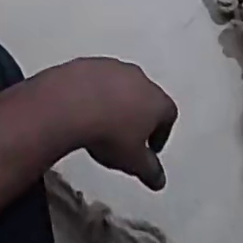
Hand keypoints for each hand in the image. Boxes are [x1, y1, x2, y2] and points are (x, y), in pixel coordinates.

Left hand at [40, 58, 176, 189]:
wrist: (72, 102)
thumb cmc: (111, 133)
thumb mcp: (133, 162)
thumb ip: (150, 171)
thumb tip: (159, 180)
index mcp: (156, 100)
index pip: (169, 114)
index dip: (162, 133)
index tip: (150, 150)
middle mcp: (139, 78)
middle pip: (146, 96)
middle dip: (139, 115)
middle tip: (128, 138)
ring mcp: (114, 67)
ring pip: (122, 85)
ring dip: (117, 102)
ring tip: (104, 125)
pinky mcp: (90, 63)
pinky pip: (99, 79)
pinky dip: (96, 93)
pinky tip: (85, 111)